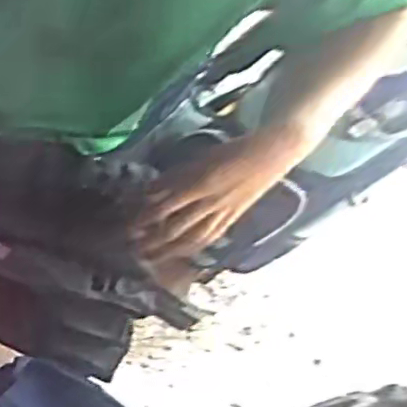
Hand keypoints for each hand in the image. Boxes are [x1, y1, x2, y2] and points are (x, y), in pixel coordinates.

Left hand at [133, 128, 304, 263]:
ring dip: (167, 252)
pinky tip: (178, 255)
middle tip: (131, 250)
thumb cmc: (232, 151)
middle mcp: (211, 202)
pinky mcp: (237, 215)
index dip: (141, 222)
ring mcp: (226, 210)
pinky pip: (212, 236)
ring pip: (192, 239)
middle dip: (149, 243)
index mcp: (199, 186)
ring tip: (148, 260)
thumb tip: (144, 196)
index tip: (127, 229)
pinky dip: (192, 248)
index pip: (161, 210)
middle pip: (173, 230)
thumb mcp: (197, 161)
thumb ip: (169, 181)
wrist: (279, 147)